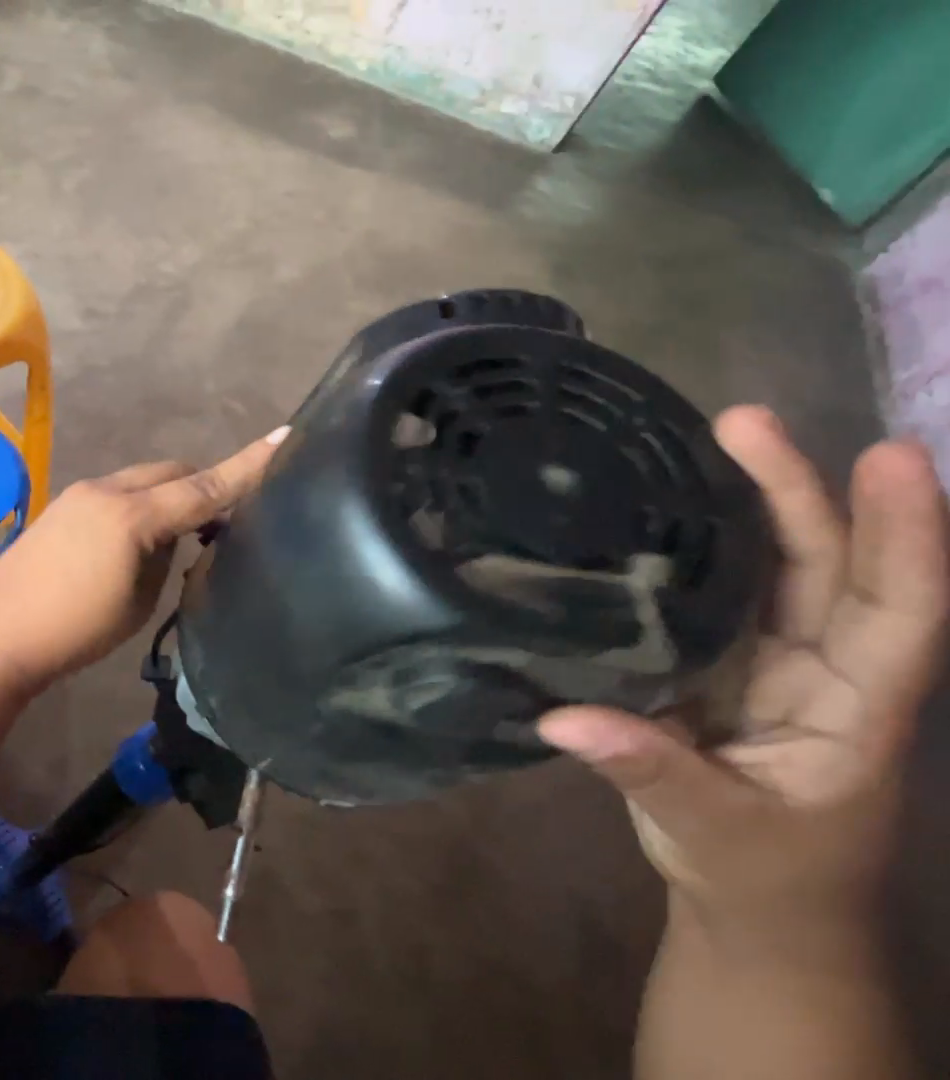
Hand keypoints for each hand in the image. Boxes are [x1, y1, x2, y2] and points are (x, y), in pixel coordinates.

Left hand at [0, 427, 289, 695]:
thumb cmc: (74, 630)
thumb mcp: (138, 602)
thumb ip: (165, 559)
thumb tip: (171, 537)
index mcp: (132, 516)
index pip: (202, 488)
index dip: (246, 468)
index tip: (285, 438)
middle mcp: (106, 491)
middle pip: (169, 472)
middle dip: (200, 485)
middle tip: (221, 522)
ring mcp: (78, 495)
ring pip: (139, 480)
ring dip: (165, 497)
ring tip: (176, 539)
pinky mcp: (60, 508)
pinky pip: (114, 494)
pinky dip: (136, 507)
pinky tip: (134, 542)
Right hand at [539, 406, 947, 929]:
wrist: (757, 906)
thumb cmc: (766, 874)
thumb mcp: (718, 827)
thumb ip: (649, 769)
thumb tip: (564, 719)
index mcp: (854, 707)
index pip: (900, 610)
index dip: (903, 534)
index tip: (885, 455)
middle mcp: (819, 670)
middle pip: (827, 570)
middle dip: (799, 493)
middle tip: (743, 421)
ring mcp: (763, 667)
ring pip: (770, 575)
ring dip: (747, 509)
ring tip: (709, 441)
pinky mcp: (709, 672)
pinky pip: (707, 602)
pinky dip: (688, 555)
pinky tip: (653, 516)